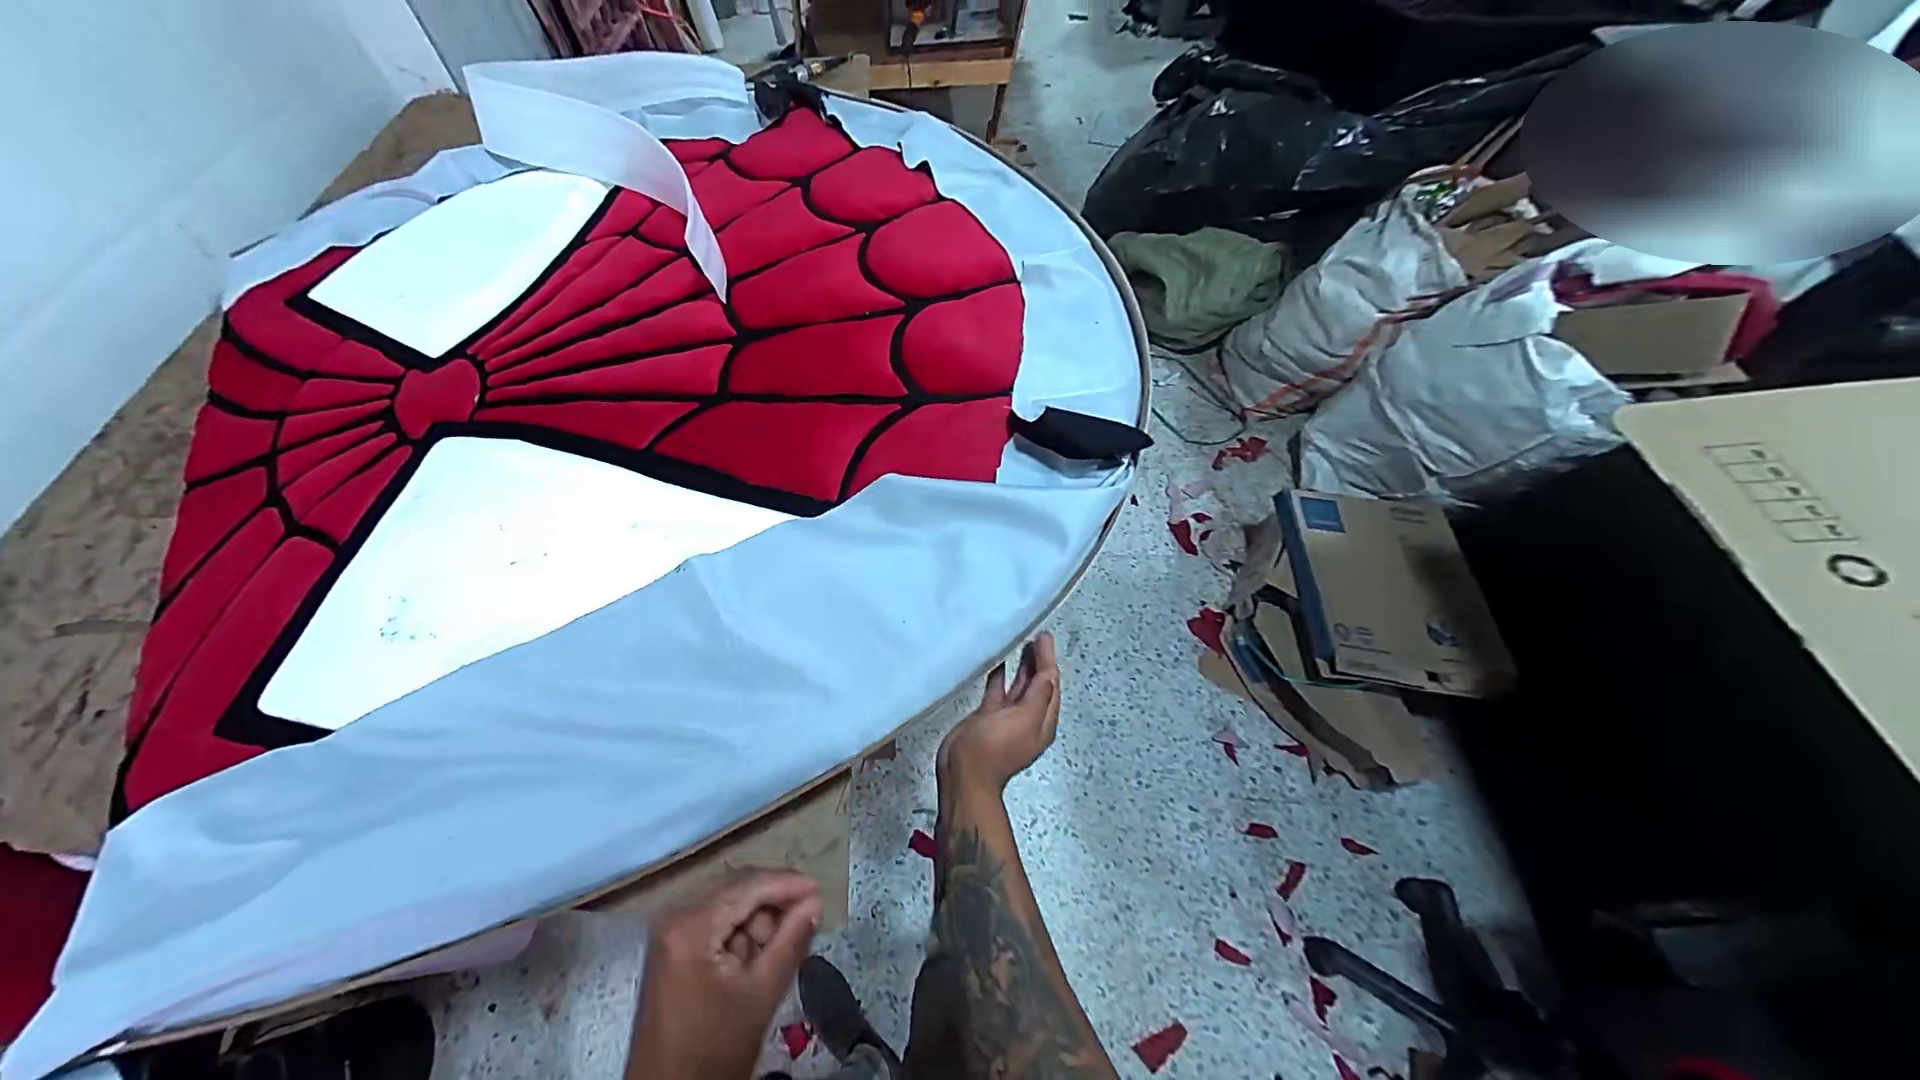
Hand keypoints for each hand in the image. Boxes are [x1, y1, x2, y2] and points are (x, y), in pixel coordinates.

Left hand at [626, 870, 823, 1079]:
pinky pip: (715, 921)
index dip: (788, 884)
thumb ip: (792, 939)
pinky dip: (741, 931)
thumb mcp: (761, 994)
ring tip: (781, 946)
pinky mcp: (671, 947)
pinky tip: (757, 955)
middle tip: (806, 920)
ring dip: (759, 917)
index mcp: (691, 926)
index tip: (821, 892)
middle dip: (774, 901)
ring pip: (728, 903)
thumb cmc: (713, 1051)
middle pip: (737, 888)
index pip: (748, 885)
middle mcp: (675, 917)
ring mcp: (669, 932)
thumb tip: (815, 901)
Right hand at [938, 631, 1062, 793]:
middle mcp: (1028, 716)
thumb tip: (1049, 675)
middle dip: (1039, 660)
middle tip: (1035, 634)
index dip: (1048, 659)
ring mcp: (1007, 716)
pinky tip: (997, 659)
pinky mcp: (988, 715)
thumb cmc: (996, 747)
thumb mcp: (1024, 720)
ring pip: (1019, 684)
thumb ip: (1038, 696)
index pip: (1050, 683)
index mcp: (1042, 720)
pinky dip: (1000, 674)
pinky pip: (998, 689)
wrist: (964, 772)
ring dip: (1022, 665)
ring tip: (1021, 641)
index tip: (1043, 636)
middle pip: (1038, 682)